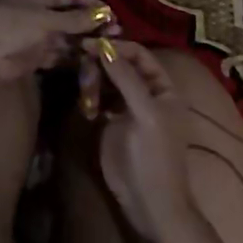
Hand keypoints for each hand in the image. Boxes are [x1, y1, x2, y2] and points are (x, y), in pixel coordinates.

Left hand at [0, 0, 113, 88]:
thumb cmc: (11, 24)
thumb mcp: (45, 18)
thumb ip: (75, 19)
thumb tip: (105, 14)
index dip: (91, 3)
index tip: (114, 14)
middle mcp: (37, 12)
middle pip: (69, 17)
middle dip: (91, 25)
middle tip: (117, 35)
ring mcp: (35, 34)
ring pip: (66, 37)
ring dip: (85, 42)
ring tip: (111, 49)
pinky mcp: (34, 55)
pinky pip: (58, 54)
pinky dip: (73, 57)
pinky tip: (93, 61)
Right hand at [92, 39, 206, 242]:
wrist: (149, 201)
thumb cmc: (155, 156)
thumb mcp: (145, 114)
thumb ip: (126, 79)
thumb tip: (104, 46)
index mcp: (163, 90)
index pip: (141, 56)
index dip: (118, 46)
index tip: (91, 42)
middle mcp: (146, 94)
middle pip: (122, 65)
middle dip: (102, 59)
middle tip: (78, 55)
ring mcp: (127, 108)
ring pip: (108, 80)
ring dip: (93, 75)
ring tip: (80, 77)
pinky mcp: (109, 122)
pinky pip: (98, 98)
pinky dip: (89, 93)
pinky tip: (82, 96)